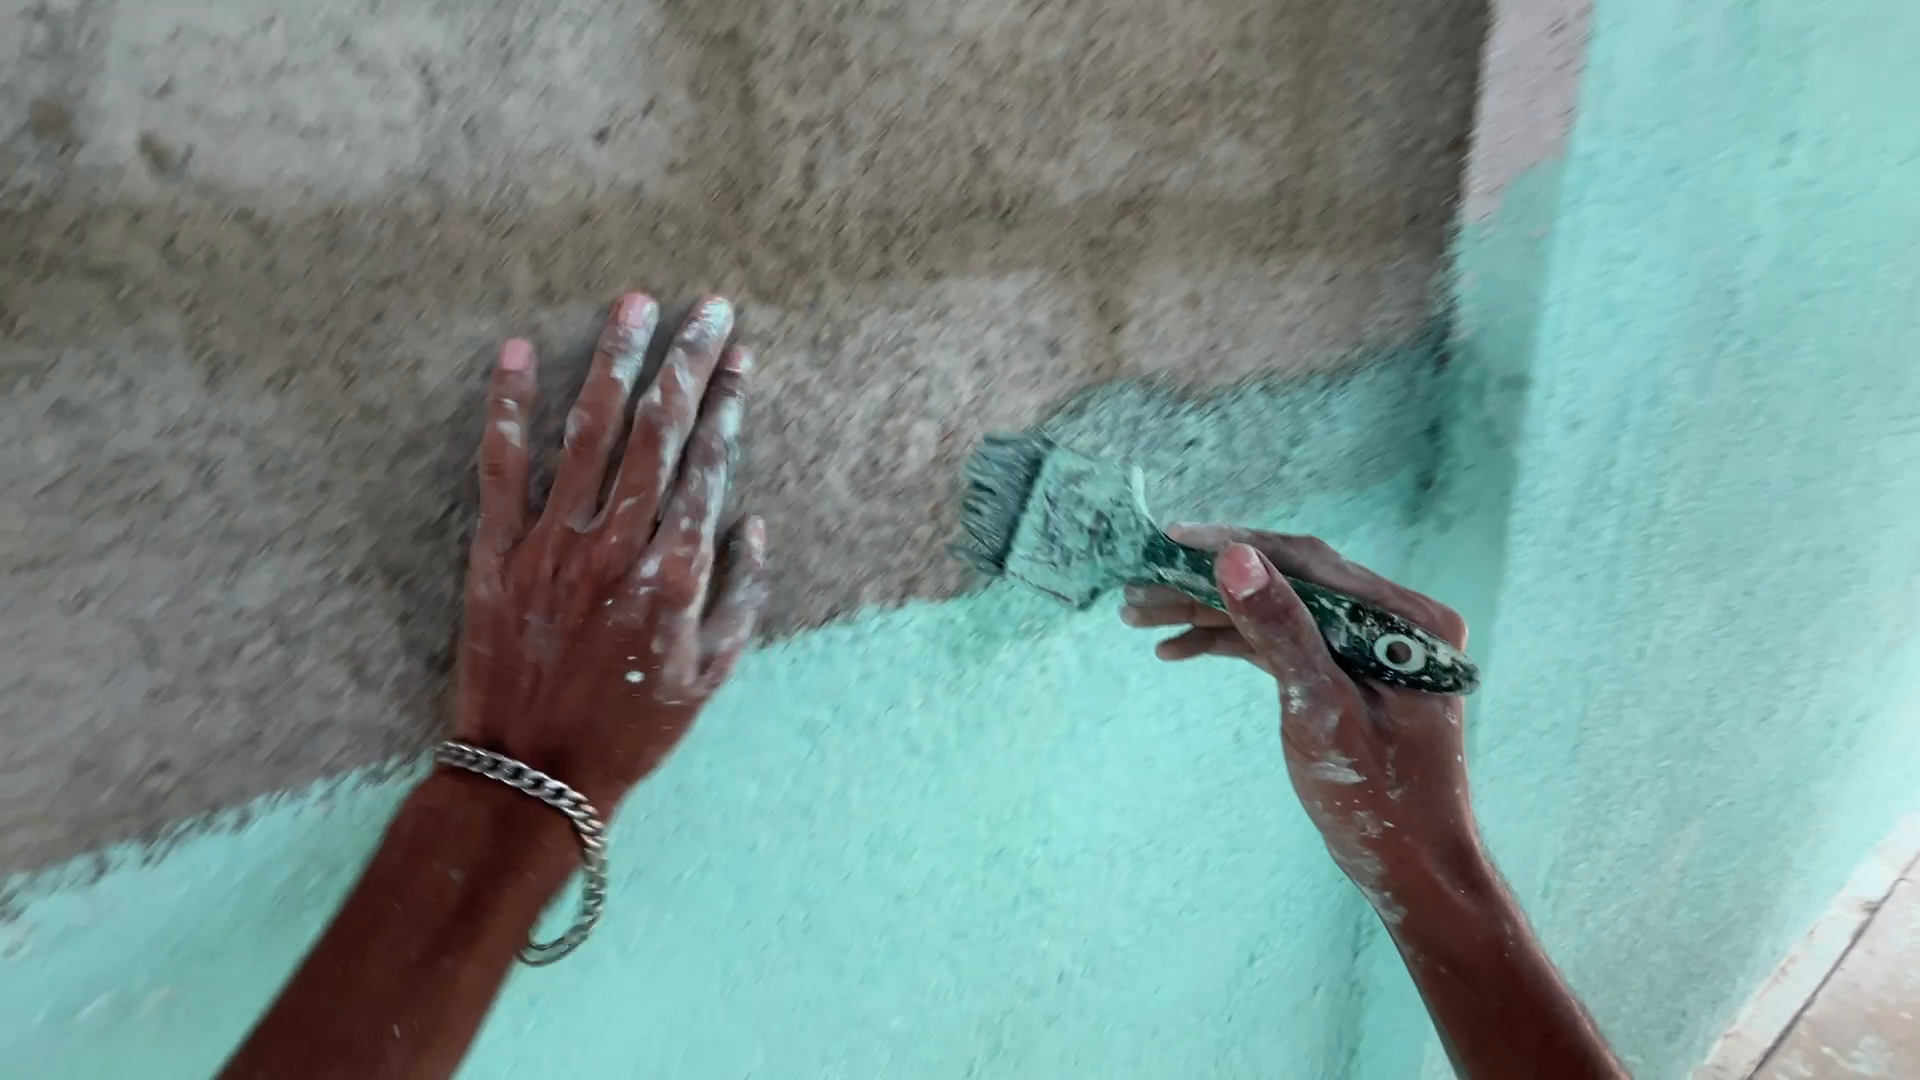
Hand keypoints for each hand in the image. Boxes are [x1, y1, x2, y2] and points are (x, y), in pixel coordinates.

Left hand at [452, 292, 768, 810]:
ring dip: (614, 362)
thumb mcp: (717, 669)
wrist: (536, 771)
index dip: (728, 404)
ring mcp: (552, 544)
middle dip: (687, 361)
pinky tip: (517, 352)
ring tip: (635, 305)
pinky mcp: (496, 554)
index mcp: (677, 574)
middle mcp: (618, 545)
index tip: (740, 358)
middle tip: (707, 308)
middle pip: (659, 431)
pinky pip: (500, 468)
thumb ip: (745, 591)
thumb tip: (753, 521)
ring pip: (589, 432)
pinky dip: (507, 407)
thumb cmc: (637, 723)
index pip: (709, 465)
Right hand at [1122, 525, 1476, 917]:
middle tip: (1139, 586)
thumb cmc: (1379, 798)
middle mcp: (1382, 619)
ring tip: (1138, 615)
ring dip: (1203, 612)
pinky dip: (1223, 642)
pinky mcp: (1332, 667)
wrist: (1409, 865)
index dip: (1234, 545)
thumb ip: (1279, 630)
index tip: (1173, 541)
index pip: (1305, 560)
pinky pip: (1271, 641)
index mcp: (1402, 618)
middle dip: (1204, 585)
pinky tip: (1174, 648)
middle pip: (1278, 582)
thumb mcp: (1320, 709)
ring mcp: (1356, 643)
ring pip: (1267, 610)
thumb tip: (1233, 556)